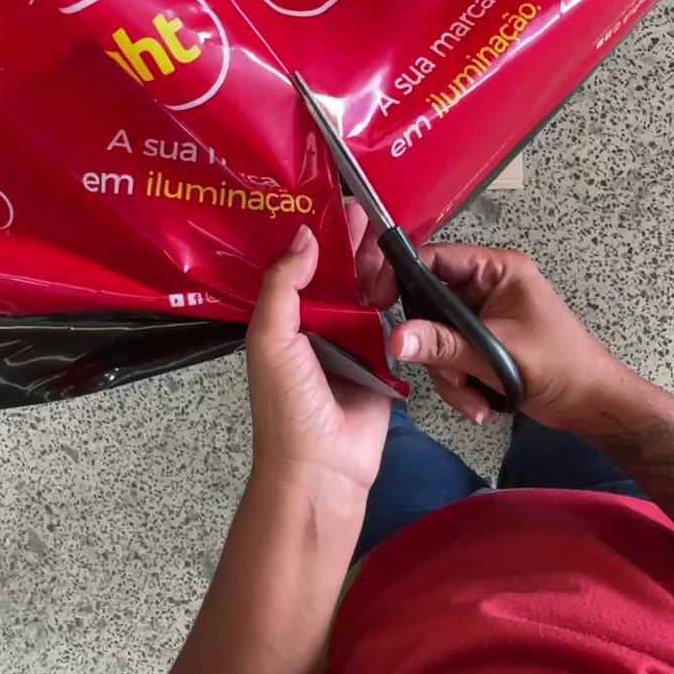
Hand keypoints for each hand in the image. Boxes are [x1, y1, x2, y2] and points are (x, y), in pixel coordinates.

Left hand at [245, 225, 393, 495]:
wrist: (323, 468)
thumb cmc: (288, 406)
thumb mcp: (271, 340)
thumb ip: (283, 286)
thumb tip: (305, 236)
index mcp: (282, 322)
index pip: (298, 269)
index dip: (314, 238)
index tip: (331, 205)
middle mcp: (314, 329)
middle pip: (334, 277)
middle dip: (348, 245)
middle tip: (365, 211)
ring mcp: (348, 345)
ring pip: (362, 294)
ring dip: (372, 265)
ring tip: (386, 233)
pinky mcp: (379, 360)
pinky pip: (387, 321)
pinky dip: (393, 297)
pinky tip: (402, 271)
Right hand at [374, 243, 633, 433]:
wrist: (592, 406)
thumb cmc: (561, 366)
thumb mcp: (499, 354)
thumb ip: (445, 344)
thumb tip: (395, 337)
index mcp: (497, 270)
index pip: (436, 258)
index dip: (401, 275)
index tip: (377, 301)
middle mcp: (485, 287)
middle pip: (430, 306)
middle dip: (436, 348)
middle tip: (451, 373)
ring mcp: (480, 318)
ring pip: (436, 339)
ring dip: (450, 375)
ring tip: (477, 399)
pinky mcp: (479, 345)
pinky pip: (448, 358)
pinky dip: (460, 384)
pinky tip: (482, 404)